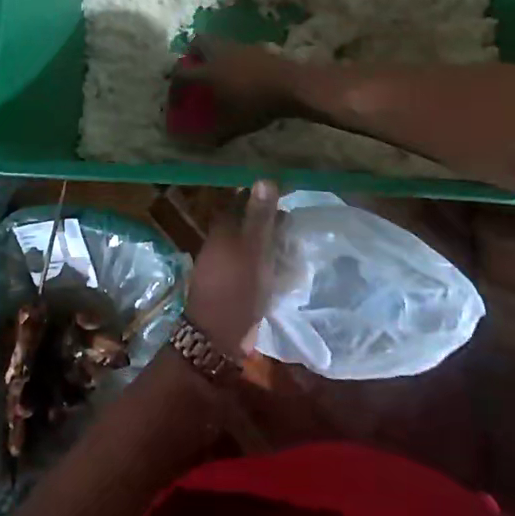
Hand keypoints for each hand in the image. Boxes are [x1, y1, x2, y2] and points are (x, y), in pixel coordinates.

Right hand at [166, 36, 301, 148]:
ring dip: (212, 56)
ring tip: (217, 76)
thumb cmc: (258, 105)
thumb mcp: (233, 125)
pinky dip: (230, 60)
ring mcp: (240, 48)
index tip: (176, 102)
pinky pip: (235, 50)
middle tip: (193, 74)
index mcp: (208, 71)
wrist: (294, 86)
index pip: (180, 75)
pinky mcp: (257, 49)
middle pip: (197, 44)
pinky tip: (239, 76)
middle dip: (190, 57)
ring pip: (217, 44)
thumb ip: (213, 134)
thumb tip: (198, 144)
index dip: (174, 88)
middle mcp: (220, 53)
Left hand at [184, 180, 280, 349]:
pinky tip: (284, 267)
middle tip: (296, 221)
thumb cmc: (236, 287)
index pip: (241, 200)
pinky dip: (266, 262)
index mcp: (222, 229)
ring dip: (269, 242)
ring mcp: (225, 265)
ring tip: (295, 242)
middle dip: (268, 219)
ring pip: (249, 244)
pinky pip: (252, 265)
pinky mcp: (233, 285)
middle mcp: (220, 243)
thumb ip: (259, 217)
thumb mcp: (253, 249)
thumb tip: (265, 179)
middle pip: (245, 222)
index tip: (286, 194)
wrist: (218, 336)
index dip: (261, 195)